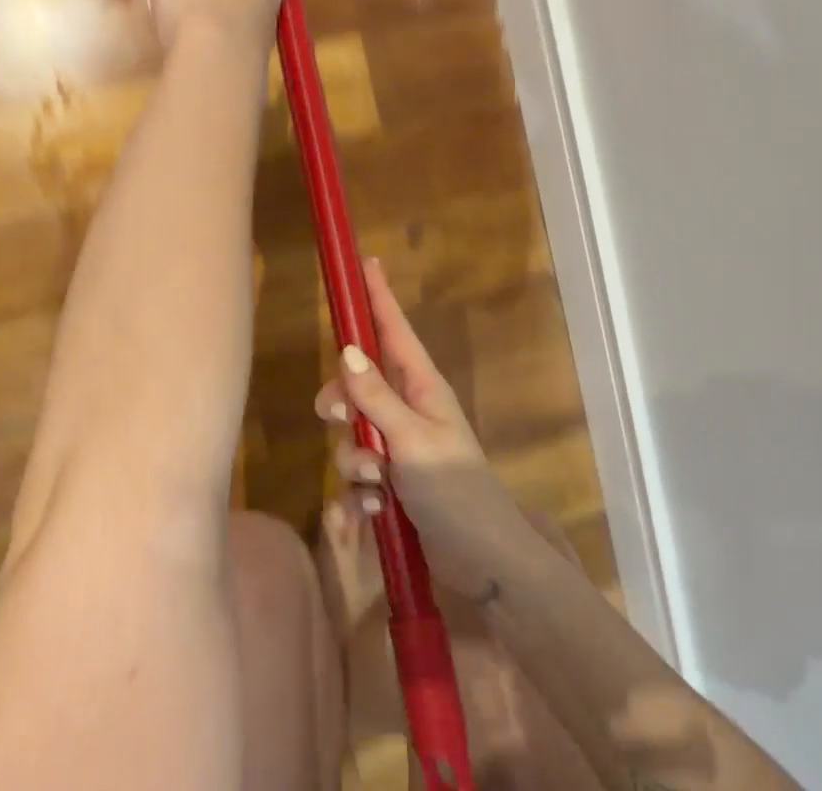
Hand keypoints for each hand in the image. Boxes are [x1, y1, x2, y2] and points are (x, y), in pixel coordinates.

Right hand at [314, 259, 531, 596]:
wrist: (481, 560)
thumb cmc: (456, 491)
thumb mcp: (413, 441)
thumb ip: (377, 398)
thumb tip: (347, 350)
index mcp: (423, 389)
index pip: (395, 331)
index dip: (379, 298)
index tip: (366, 261)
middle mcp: (409, 412)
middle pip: (356, 386)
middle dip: (342, 406)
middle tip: (340, 421)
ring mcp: (399, 449)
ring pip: (351, 436)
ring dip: (354, 463)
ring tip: (376, 486)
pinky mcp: (391, 485)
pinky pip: (355, 478)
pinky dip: (358, 497)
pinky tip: (370, 514)